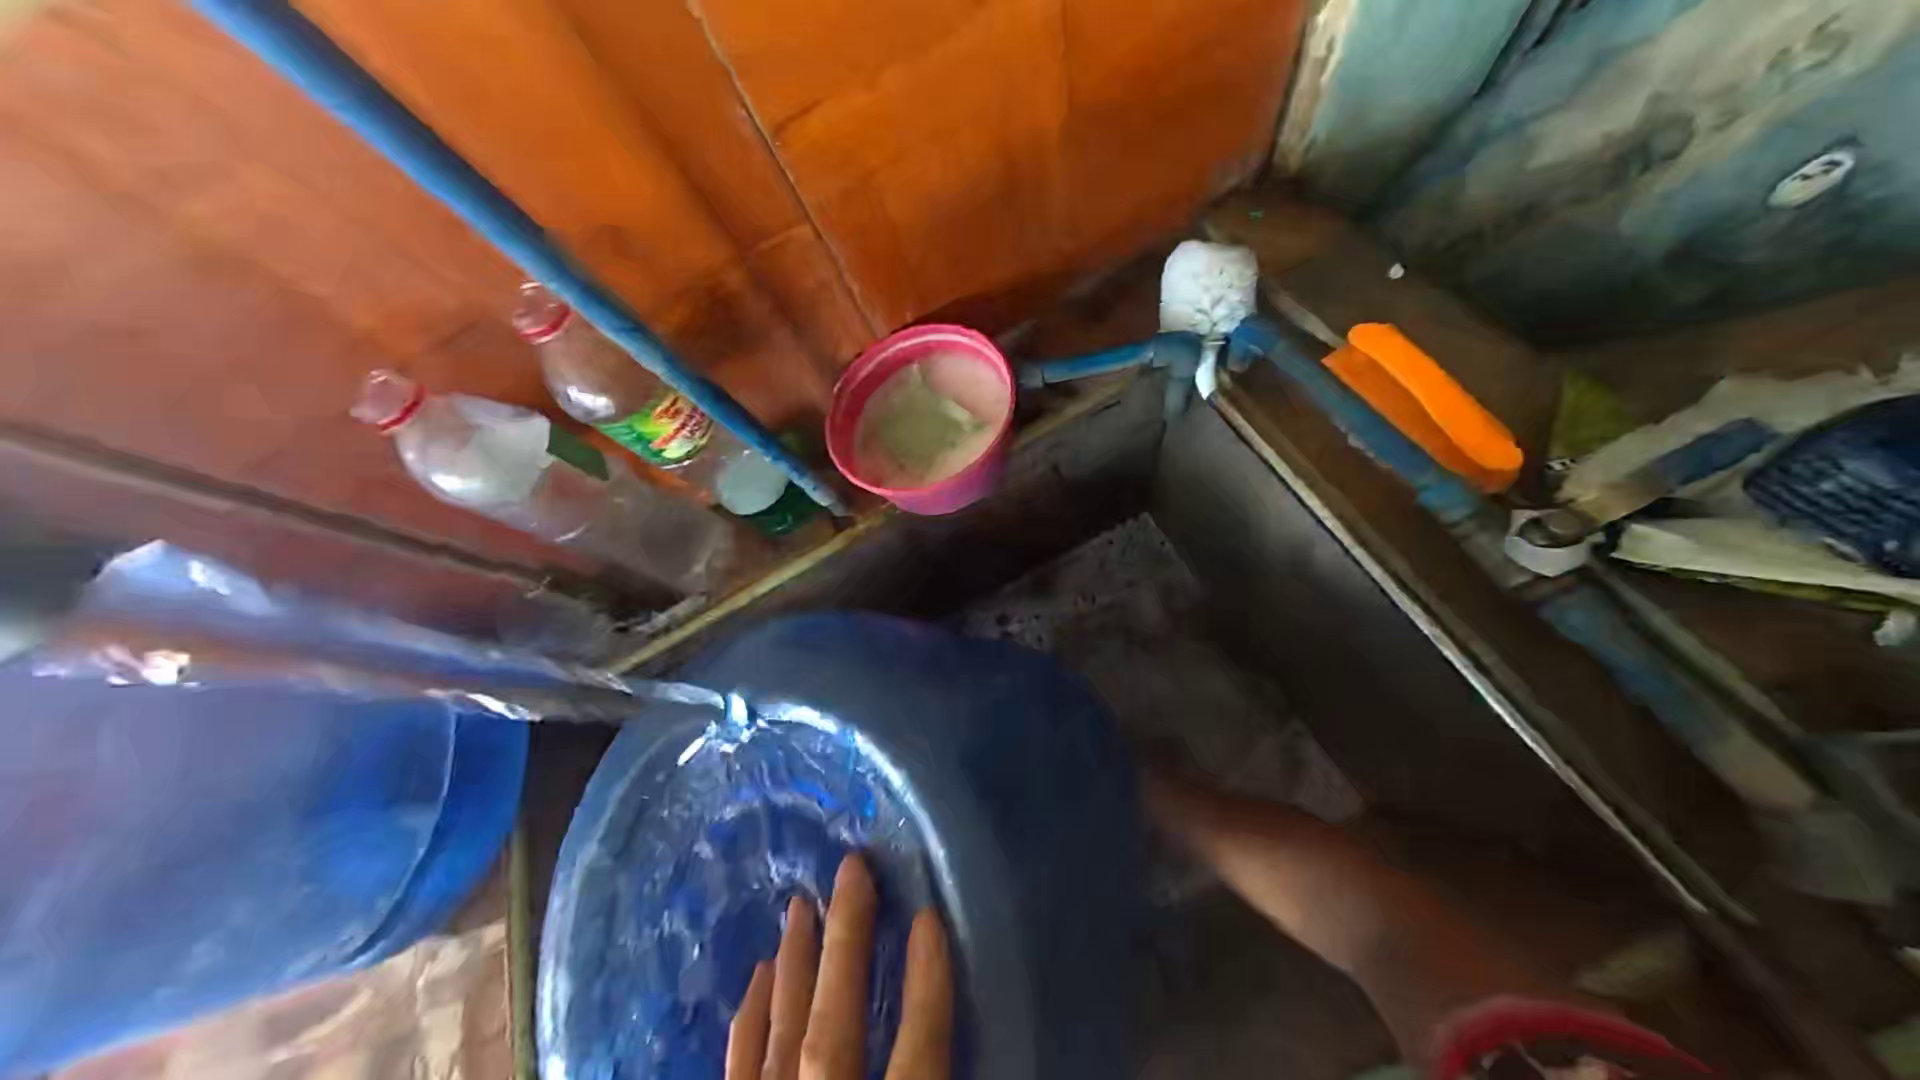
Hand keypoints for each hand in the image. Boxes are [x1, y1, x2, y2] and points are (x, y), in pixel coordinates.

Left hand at [726, 855, 952, 1079]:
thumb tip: (997, 1055)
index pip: (919, 1054)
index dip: (927, 986)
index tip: (930, 918)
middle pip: (836, 1023)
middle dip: (846, 940)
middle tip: (852, 869)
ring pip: (781, 1033)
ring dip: (795, 964)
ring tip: (801, 905)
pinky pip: (737, 1065)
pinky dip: (750, 1016)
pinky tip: (760, 974)